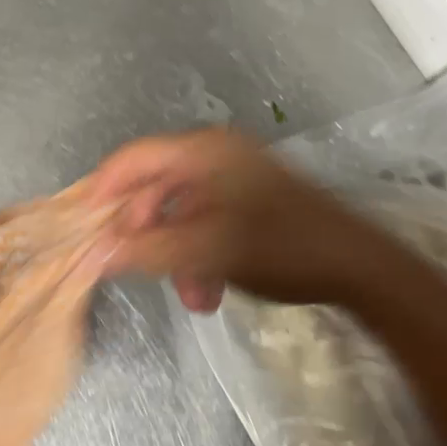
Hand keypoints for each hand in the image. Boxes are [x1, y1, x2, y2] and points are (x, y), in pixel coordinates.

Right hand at [85, 128, 395, 309]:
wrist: (362, 269)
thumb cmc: (282, 248)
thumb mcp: (207, 251)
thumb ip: (147, 250)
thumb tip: (94, 253)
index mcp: (203, 151)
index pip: (132, 158)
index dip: (103, 191)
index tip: (84, 229)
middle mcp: (214, 156)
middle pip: (153, 189)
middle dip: (145, 235)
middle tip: (134, 267)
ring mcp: (233, 178)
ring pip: (178, 213)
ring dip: (174, 254)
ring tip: (190, 294)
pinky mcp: (247, 203)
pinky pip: (203, 224)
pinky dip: (198, 255)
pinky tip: (208, 290)